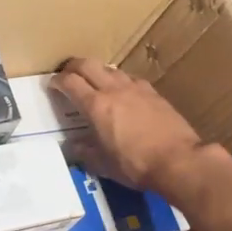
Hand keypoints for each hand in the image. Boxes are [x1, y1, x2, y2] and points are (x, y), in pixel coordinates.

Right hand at [51, 58, 212, 202]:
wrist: (180, 161)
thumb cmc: (136, 165)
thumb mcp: (104, 165)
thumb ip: (86, 153)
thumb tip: (75, 146)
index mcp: (96, 105)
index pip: (69, 82)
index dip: (57, 81)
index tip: (51, 84)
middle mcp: (114, 90)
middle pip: (87, 64)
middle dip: (73, 66)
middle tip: (67, 73)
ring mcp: (136, 88)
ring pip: (110, 68)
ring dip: (98, 71)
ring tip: (95, 82)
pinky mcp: (154, 93)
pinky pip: (131, 79)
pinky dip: (120, 81)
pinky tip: (123, 93)